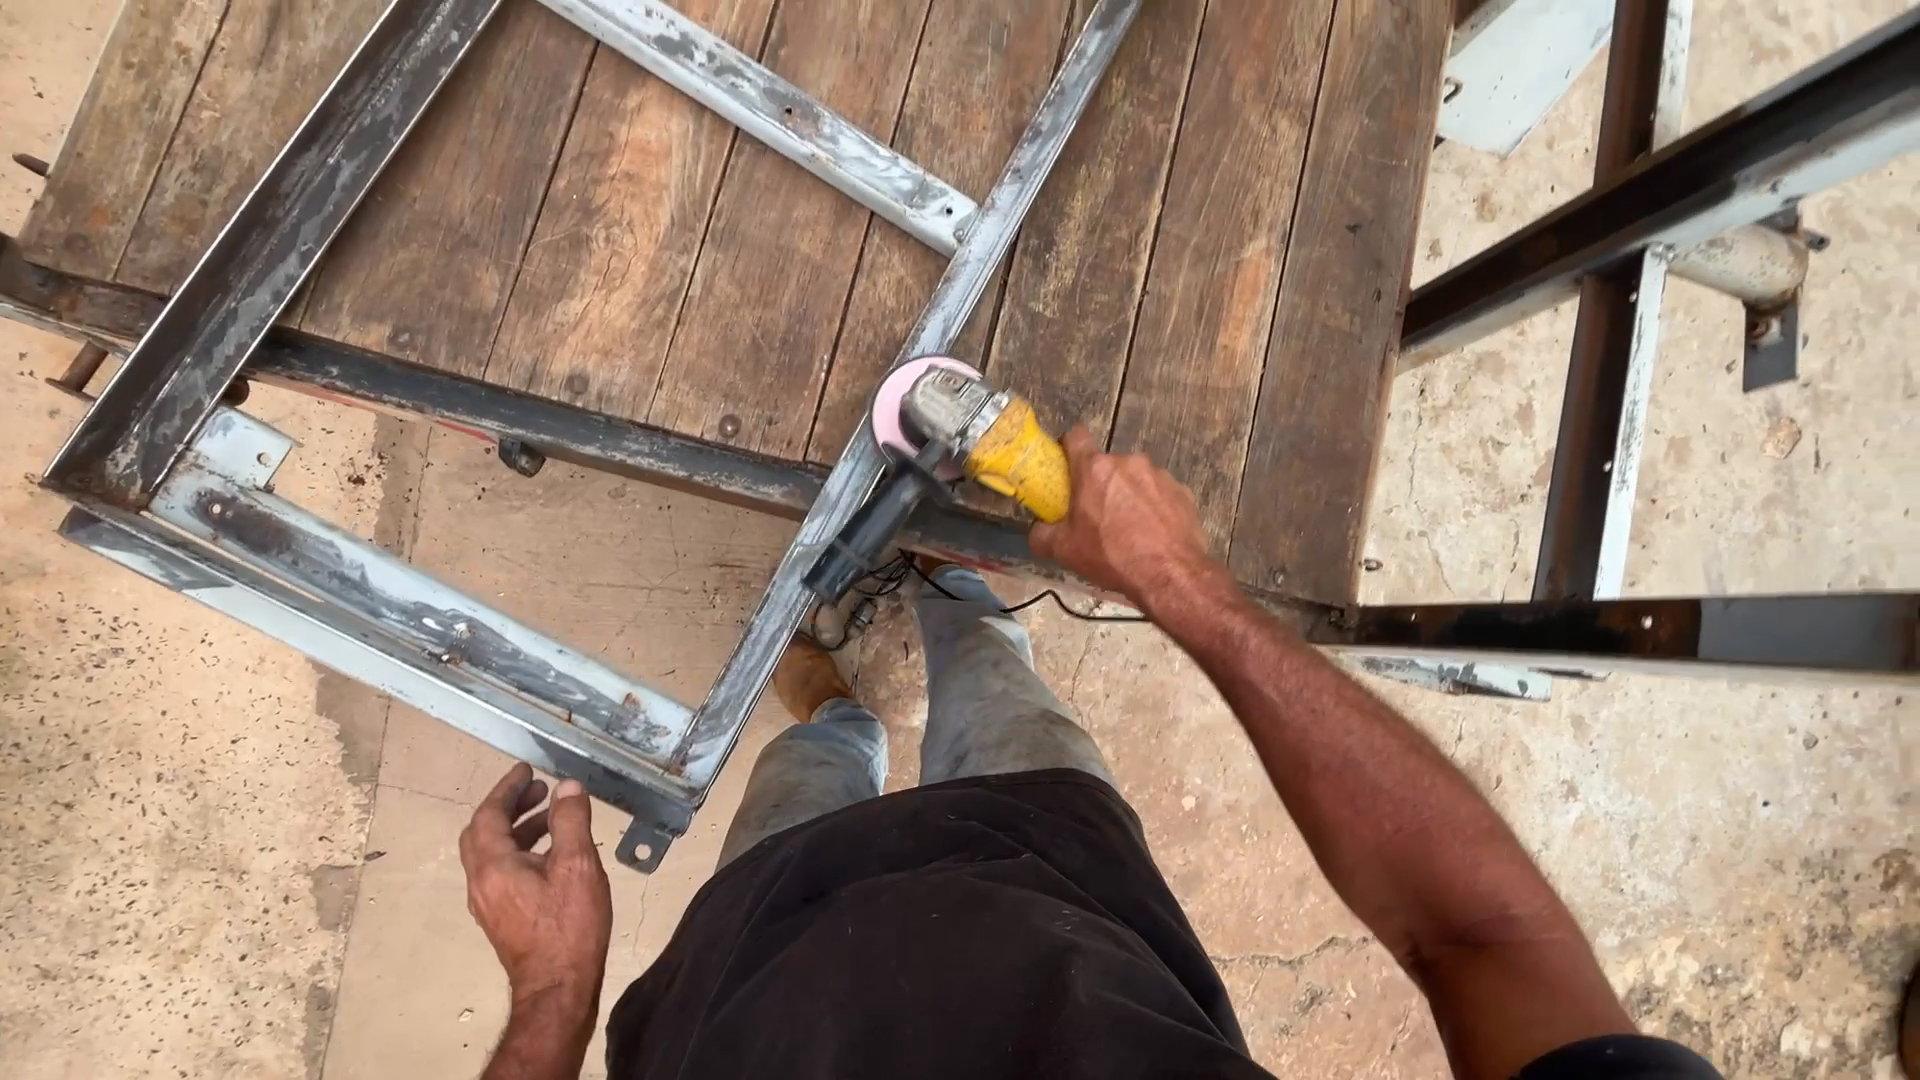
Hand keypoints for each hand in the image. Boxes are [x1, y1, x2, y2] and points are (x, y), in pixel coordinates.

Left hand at [460, 763, 612, 1007]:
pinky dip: (522, 847)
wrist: (558, 985)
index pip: (489, 816)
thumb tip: (568, 786)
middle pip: (482, 834)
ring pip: (493, 852)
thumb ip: (571, 821)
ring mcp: (490, 902)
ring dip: (518, 826)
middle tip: (539, 787)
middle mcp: (482, 882)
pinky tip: (553, 851)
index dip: (506, 789)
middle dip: (509, 805)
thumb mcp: (578, 864)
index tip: (526, 768)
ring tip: (553, 814)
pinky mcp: (503, 915)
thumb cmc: (569, 923)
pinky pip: (503, 869)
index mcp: (494, 866)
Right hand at [1028, 425, 1222, 609]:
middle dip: (1100, 484)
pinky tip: (1153, 534)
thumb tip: (1038, 531)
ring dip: (1128, 496)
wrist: (1170, 575)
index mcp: (1095, 469)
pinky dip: (1154, 507)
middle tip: (1096, 515)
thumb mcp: (1064, 551)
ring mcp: (1159, 475)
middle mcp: (1128, 462)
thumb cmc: (1112, 557)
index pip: (1075, 436)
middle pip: (1106, 465)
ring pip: (1134, 479)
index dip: (1068, 447)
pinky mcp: (1183, 491)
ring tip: (1129, 529)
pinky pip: (1160, 493)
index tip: (1066, 467)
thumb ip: (1042, 535)